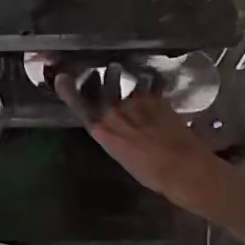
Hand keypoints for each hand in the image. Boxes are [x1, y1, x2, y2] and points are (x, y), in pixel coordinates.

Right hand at [54, 76, 232, 214]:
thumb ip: (115, 137)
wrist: (182, 167)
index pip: (79, 105)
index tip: (63, 78)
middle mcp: (115, 112)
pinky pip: (152, 84)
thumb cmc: (151, 173)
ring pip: (130, 84)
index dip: (69, 91)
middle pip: (105, 86)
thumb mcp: (123, 158)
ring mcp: (137, 102)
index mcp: (102, 131)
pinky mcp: (158, 98)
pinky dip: (153, 83)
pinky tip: (156, 82)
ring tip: (134, 75)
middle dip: (106, 77)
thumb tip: (117, 128)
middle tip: (109, 71)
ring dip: (131, 79)